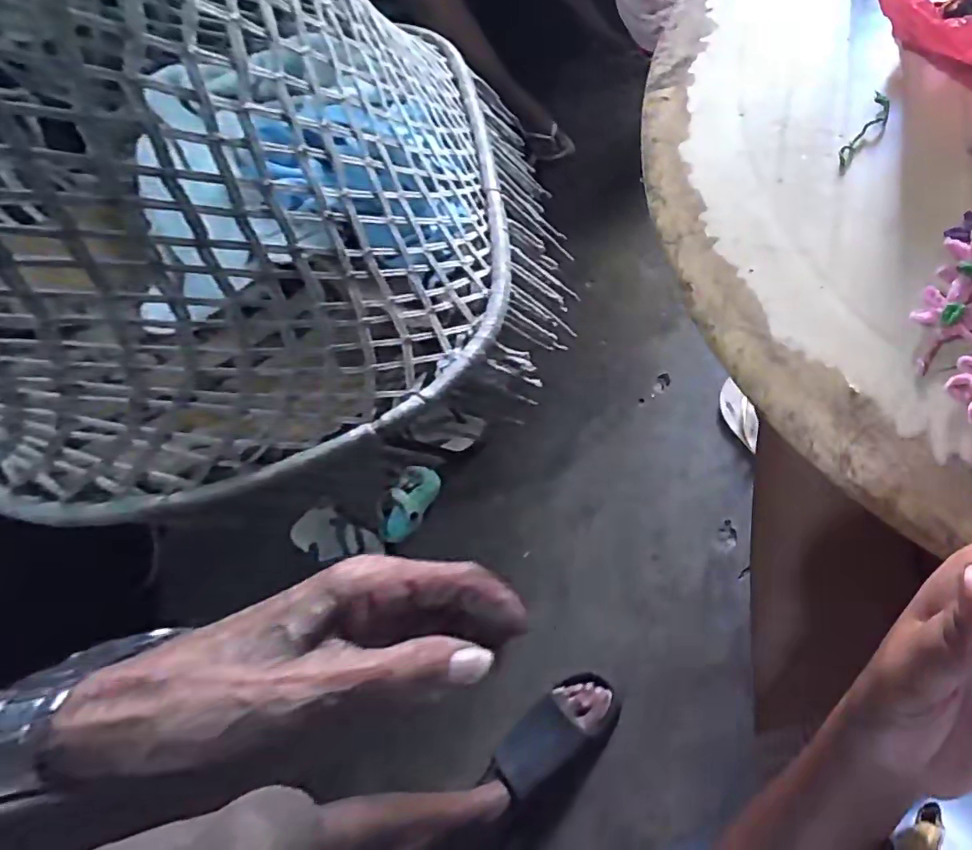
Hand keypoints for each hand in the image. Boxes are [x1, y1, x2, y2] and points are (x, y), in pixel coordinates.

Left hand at [43, 558, 526, 780]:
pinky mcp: (340, 643)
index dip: (500, 603)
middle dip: (487, 621)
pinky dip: (434, 654)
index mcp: (366, 583)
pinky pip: (406, 640)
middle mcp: (368, 589)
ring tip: (484, 671)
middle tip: (509, 661)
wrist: (105, 730)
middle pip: (451, 594)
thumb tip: (485, 660)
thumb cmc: (208, 703)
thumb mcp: (304, 694)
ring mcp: (353, 615)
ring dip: (464, 638)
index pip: (459, 579)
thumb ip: (399, 673)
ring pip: (433, 617)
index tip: (527, 636)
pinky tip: (440, 678)